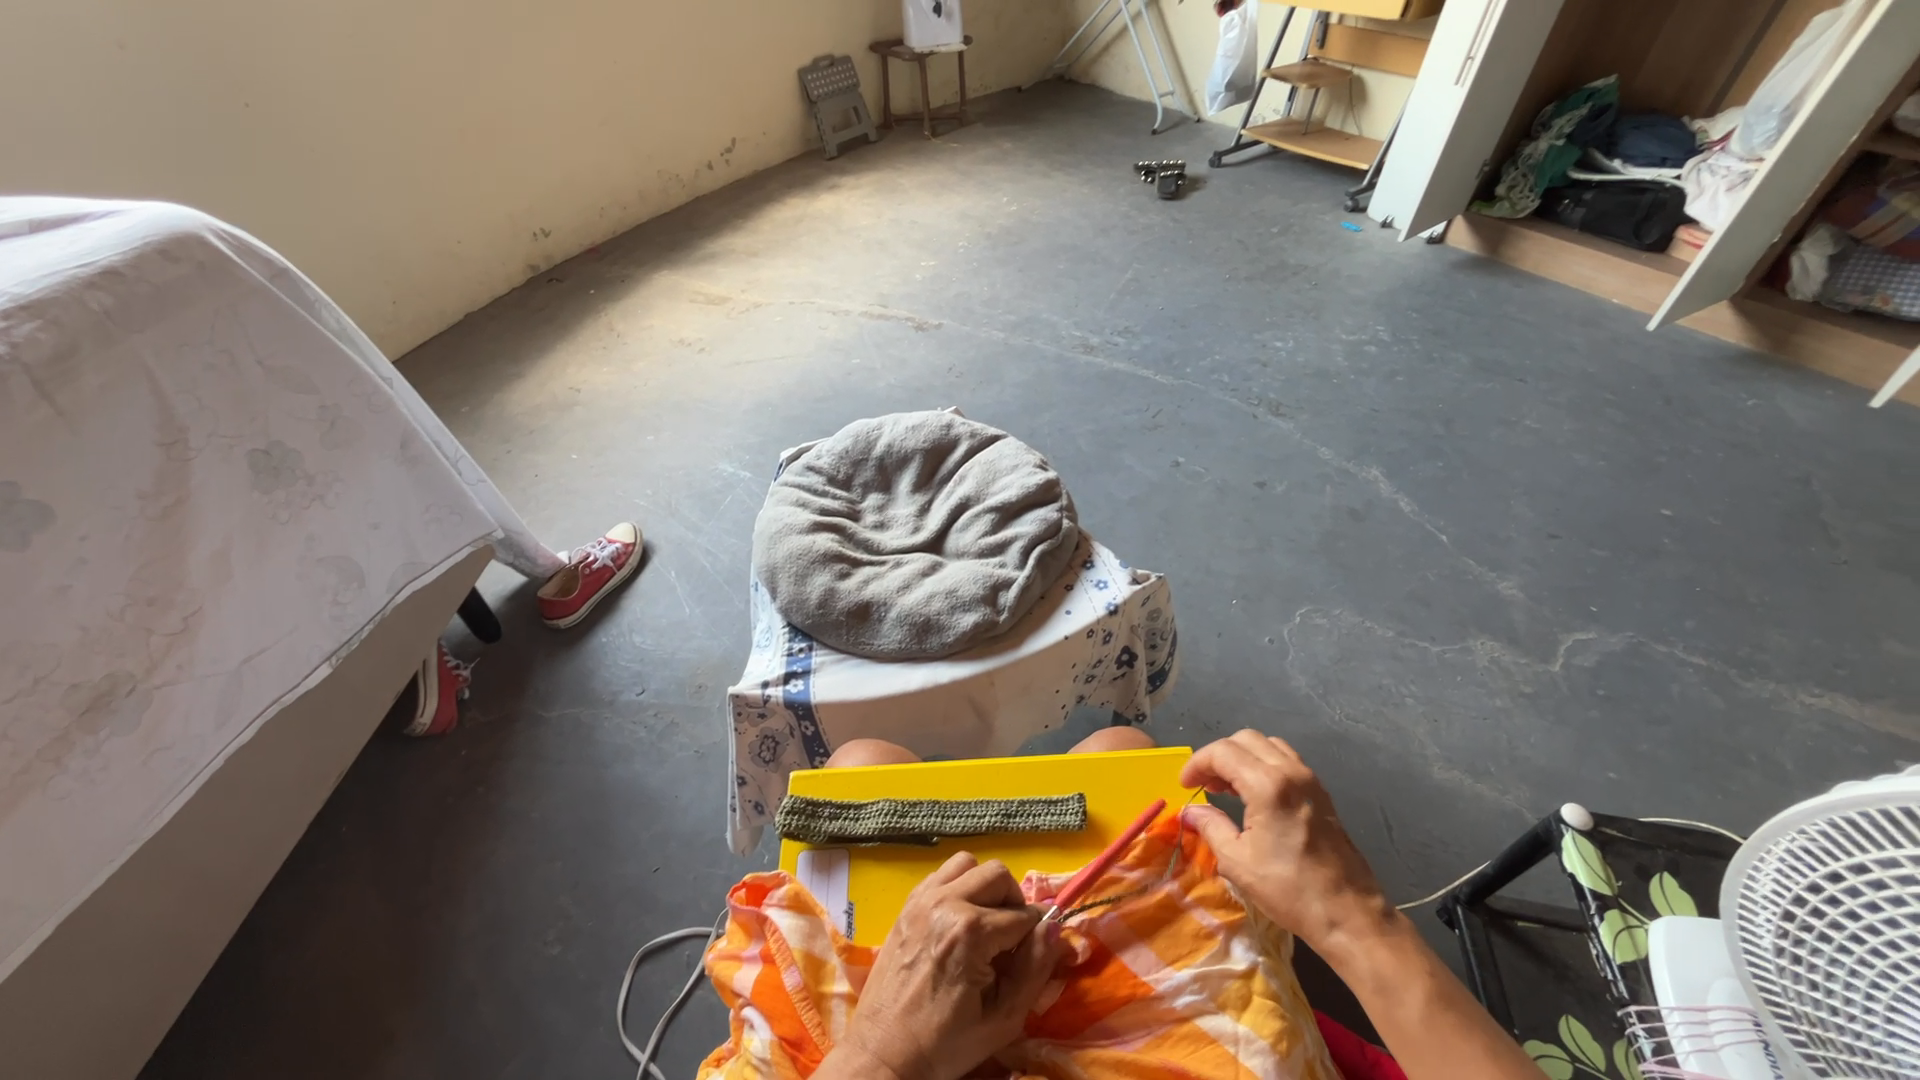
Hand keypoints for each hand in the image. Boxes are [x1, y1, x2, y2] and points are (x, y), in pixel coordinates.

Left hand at [827, 852, 1062, 1079]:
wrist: (883, 1053)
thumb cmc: (946, 1043)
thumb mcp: (1003, 1018)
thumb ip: (1035, 968)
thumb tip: (1057, 927)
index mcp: (970, 932)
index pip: (1024, 915)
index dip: (1038, 935)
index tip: (1035, 955)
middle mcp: (945, 903)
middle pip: (999, 875)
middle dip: (1014, 903)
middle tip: (1011, 939)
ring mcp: (922, 899)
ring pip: (969, 864)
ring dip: (985, 888)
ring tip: (985, 924)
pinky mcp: (907, 904)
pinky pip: (942, 873)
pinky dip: (959, 886)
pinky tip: (959, 921)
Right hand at [1179, 730, 1394, 956]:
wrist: (1348, 913)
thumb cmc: (1289, 890)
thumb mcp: (1237, 861)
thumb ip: (1210, 826)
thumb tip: (1190, 812)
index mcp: (1267, 785)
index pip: (1222, 752)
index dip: (1197, 764)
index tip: (1185, 786)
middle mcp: (1290, 772)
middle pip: (1245, 739)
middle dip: (1218, 756)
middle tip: (1204, 784)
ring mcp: (1310, 780)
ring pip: (1267, 745)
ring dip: (1242, 757)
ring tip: (1227, 787)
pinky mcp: (1320, 792)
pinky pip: (1285, 760)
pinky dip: (1263, 765)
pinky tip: (1253, 794)